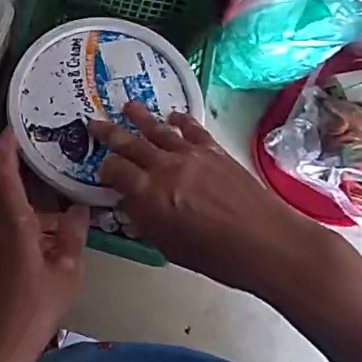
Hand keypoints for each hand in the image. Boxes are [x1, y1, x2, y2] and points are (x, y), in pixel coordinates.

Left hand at [0, 129, 89, 361]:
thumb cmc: (33, 303)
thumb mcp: (66, 267)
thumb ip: (73, 233)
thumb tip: (80, 207)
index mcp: (13, 218)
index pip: (4, 171)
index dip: (7, 146)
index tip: (17, 125)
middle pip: (10, 183)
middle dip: (28, 164)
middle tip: (55, 147)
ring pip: (15, 204)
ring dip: (36, 193)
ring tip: (66, 181)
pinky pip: (17, 221)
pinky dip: (35, 213)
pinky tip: (60, 220)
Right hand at [91, 102, 339, 295]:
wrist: (267, 241)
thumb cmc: (217, 255)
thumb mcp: (169, 246)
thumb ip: (146, 221)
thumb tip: (130, 204)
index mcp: (150, 194)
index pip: (115, 171)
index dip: (104, 168)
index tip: (101, 169)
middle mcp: (166, 168)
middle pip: (130, 144)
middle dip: (110, 133)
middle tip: (94, 123)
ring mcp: (191, 155)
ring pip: (158, 130)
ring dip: (140, 117)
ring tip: (128, 106)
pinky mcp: (214, 151)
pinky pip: (192, 129)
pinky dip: (180, 121)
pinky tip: (173, 117)